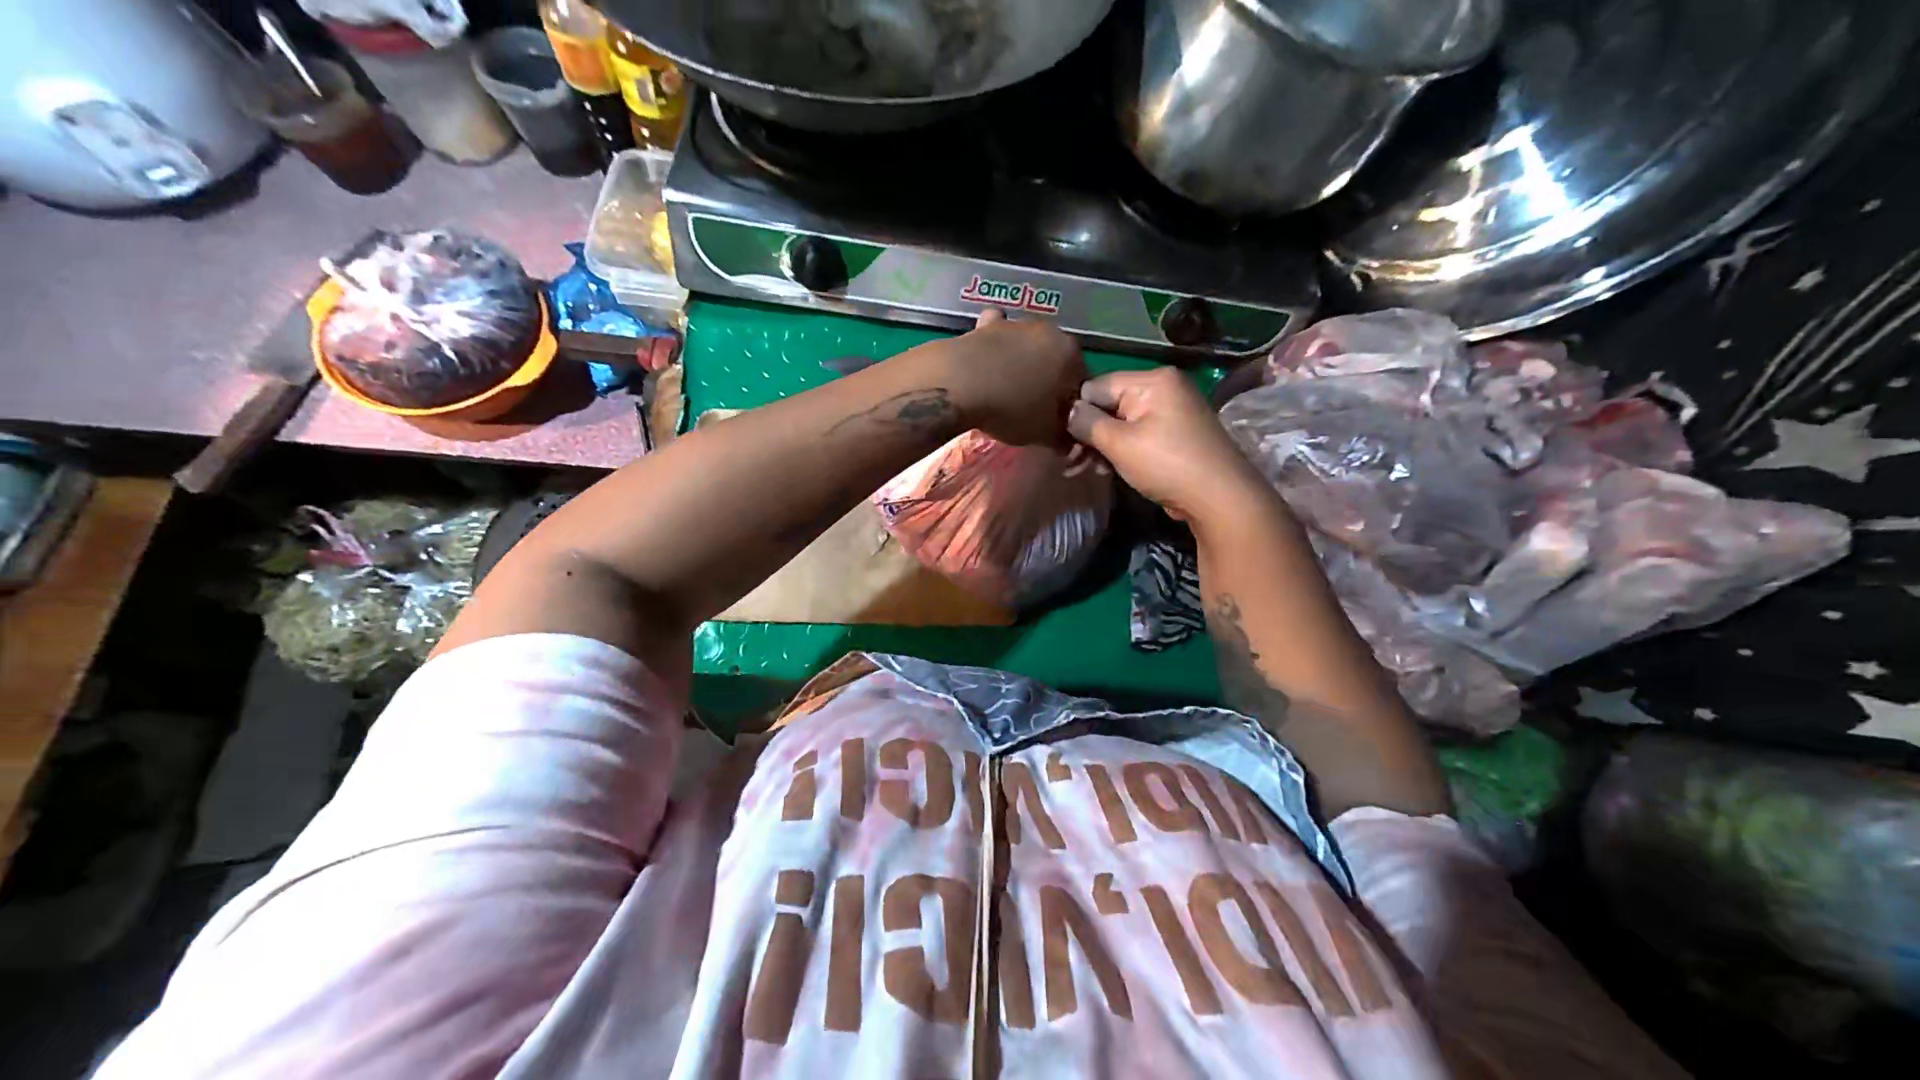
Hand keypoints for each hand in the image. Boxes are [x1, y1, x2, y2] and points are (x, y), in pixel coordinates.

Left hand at [939, 310, 1085, 446]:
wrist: (958, 384)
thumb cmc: (1011, 409)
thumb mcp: (1044, 433)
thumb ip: (1064, 437)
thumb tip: (1069, 441)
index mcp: (1072, 354)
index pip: (1082, 383)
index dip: (1071, 406)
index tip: (1058, 423)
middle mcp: (1049, 330)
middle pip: (1056, 361)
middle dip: (1049, 382)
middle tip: (1033, 409)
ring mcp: (1015, 323)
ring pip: (1027, 348)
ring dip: (1023, 365)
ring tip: (1007, 390)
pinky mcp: (984, 325)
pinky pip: (996, 337)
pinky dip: (995, 346)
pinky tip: (987, 363)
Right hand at [1067, 367, 1273, 525]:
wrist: (1220, 498)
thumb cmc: (1166, 464)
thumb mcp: (1119, 443)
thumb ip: (1088, 423)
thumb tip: (1069, 411)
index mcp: (1153, 380)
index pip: (1098, 386)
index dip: (1078, 411)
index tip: (1062, 440)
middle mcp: (1165, 389)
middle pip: (1110, 404)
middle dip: (1087, 433)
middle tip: (1068, 462)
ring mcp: (1173, 412)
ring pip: (1122, 423)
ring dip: (1101, 446)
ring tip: (1080, 470)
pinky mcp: (1176, 436)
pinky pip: (1138, 436)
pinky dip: (1121, 451)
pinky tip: (1103, 469)